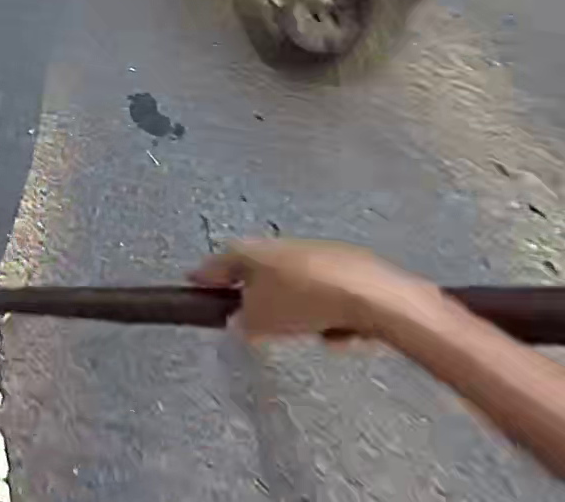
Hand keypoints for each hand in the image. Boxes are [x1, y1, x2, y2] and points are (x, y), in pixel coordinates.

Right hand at [189, 238, 438, 340]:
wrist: (382, 300)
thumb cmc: (306, 302)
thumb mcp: (263, 321)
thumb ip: (243, 324)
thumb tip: (239, 325)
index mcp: (245, 250)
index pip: (215, 266)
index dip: (204, 280)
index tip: (195, 285)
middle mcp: (275, 244)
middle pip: (261, 273)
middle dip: (264, 296)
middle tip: (269, 321)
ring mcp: (318, 251)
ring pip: (300, 283)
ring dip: (303, 306)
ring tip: (318, 332)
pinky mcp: (356, 266)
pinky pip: (334, 291)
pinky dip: (336, 310)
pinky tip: (348, 331)